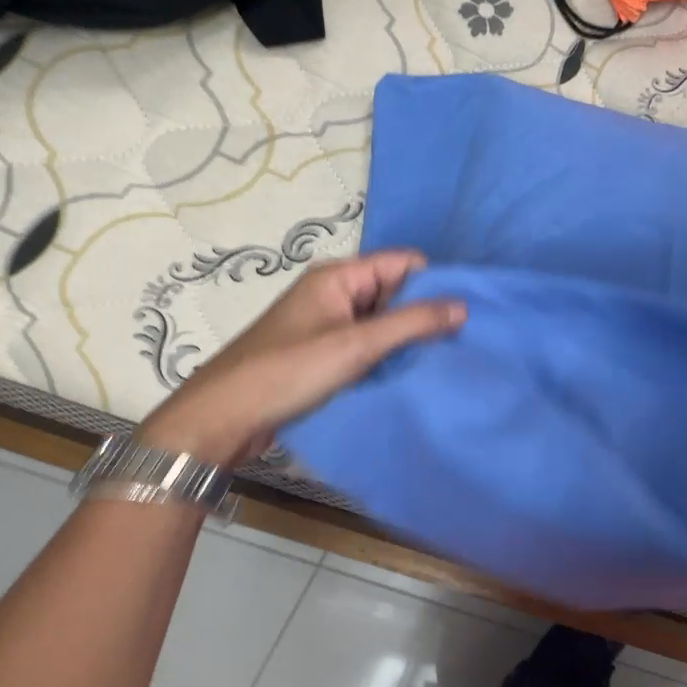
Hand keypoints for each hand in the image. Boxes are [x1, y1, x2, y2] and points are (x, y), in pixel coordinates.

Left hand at [136, 249, 465, 467]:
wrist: (219, 422)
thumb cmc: (286, 372)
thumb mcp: (357, 345)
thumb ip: (414, 323)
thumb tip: (465, 306)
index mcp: (337, 277)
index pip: (404, 263)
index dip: (436, 282)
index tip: (466, 310)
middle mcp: (334, 294)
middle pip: (397, 291)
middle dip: (426, 312)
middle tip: (461, 338)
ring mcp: (328, 325)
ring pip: (385, 322)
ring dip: (409, 338)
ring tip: (443, 357)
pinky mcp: (324, 354)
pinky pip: (370, 345)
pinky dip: (390, 356)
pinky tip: (411, 372)